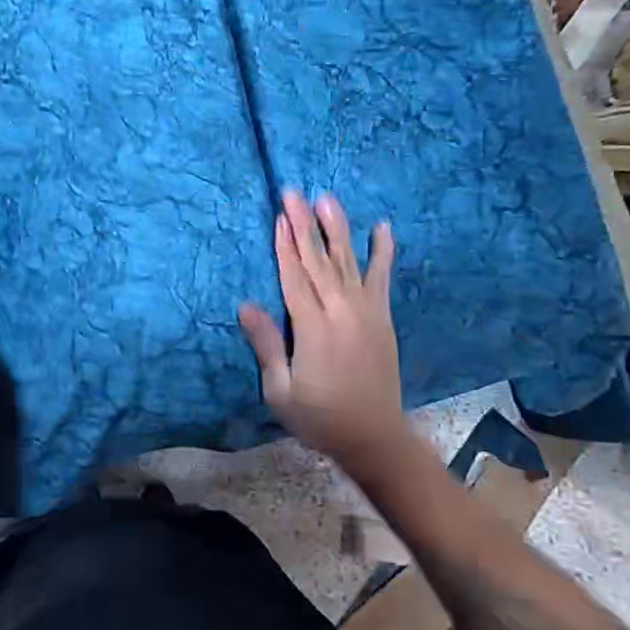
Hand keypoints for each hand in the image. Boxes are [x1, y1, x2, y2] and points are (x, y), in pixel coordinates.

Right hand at [239, 192, 413, 470]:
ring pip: (349, 262)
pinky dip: (383, 253)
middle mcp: (342, 313)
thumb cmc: (319, 418)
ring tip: (327, 198)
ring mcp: (367, 313)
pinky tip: (383, 229)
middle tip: (293, 192)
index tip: (279, 216)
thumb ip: (266, 345)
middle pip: (319, 261)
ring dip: (337, 228)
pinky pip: (382, 279)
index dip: (285, 246)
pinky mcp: (383, 319)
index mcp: (313, 329)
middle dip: (305, 225)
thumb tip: (246, 305)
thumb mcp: (280, 391)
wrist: (374, 437)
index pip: (295, 277)